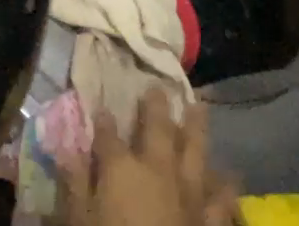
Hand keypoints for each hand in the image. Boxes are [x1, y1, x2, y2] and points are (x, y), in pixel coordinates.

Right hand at [58, 89, 237, 225]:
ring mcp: (187, 194)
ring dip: (197, 129)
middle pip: (157, 131)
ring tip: (201, 105)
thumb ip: (75, 181)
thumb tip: (69, 150)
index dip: (103, 119)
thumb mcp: (77, 217)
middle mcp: (156, 171)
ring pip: (194, 153)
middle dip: (157, 107)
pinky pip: (220, 201)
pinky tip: (230, 175)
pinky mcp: (206, 220)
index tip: (100, 104)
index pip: (108, 134)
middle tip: (160, 86)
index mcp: (121, 167)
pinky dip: (225, 187)